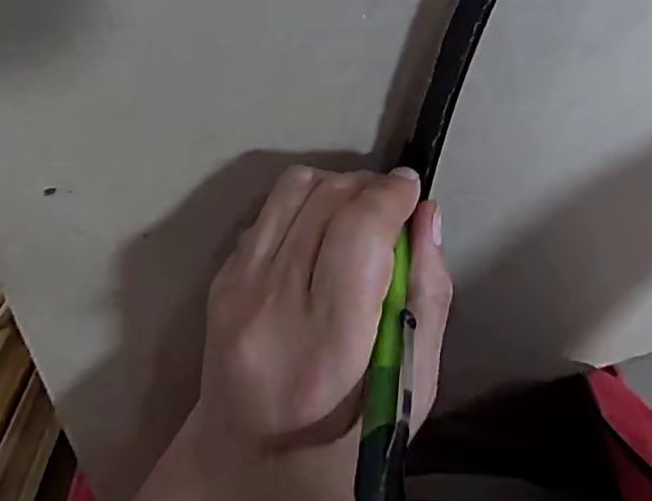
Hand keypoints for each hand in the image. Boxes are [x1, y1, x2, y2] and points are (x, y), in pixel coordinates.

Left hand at [137, 166, 451, 500]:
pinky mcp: (222, 276)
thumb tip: (426, 216)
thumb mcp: (411, 387)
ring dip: (338, 185)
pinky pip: (272, 206)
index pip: (358, 233)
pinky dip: (308, 203)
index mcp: (325, 346)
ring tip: (359, 212)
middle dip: (372, 186)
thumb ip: (429, 296)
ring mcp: (238, 288)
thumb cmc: (341, 442)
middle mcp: (271, 308)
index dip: (392, 196)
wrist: (244, 466)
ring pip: (296, 186)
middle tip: (393, 203)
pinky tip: (322, 234)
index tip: (413, 190)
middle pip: (328, 198)